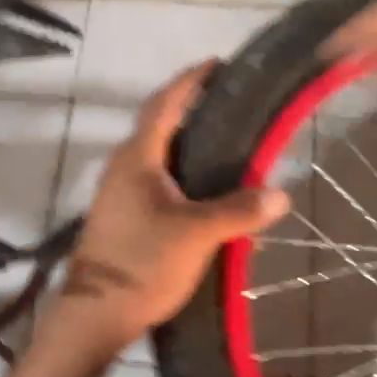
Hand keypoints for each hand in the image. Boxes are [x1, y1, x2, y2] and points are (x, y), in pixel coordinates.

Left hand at [44, 63, 289, 355]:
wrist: (95, 313)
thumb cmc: (143, 263)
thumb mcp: (197, 235)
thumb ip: (238, 211)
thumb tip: (281, 194)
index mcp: (138, 157)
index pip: (165, 103)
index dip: (190, 80)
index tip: (215, 63)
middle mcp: (123, 165)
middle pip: (158, 124)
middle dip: (190, 107)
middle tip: (229, 100)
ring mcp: (118, 190)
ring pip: (157, 153)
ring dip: (184, 140)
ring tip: (223, 139)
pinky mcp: (122, 214)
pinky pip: (155, 176)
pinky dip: (180, 169)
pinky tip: (202, 186)